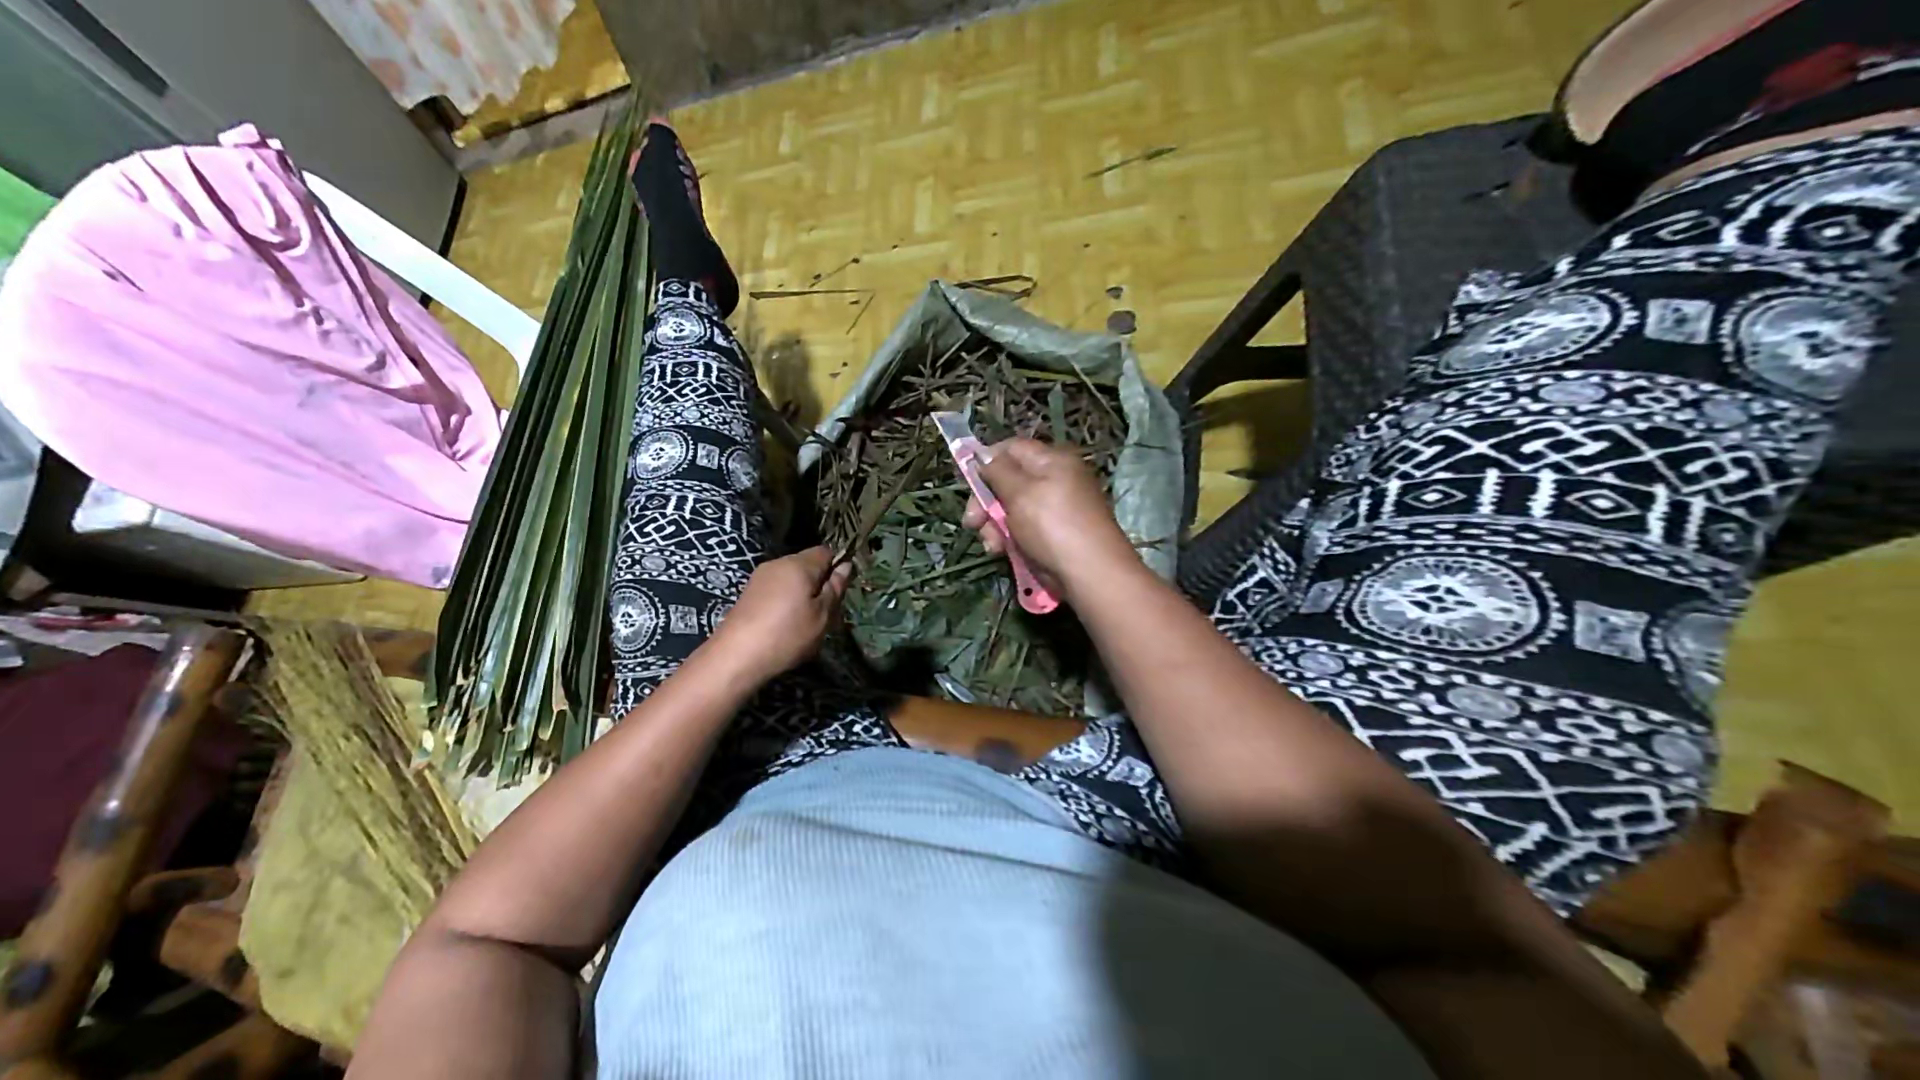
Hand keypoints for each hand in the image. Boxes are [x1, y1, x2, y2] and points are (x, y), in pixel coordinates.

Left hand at [703, 546, 850, 684]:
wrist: (736, 657)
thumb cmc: (787, 635)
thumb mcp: (822, 616)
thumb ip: (835, 588)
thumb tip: (845, 565)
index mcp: (799, 564)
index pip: (826, 552)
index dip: (837, 567)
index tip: (839, 592)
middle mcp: (777, 563)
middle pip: (807, 564)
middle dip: (818, 582)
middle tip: (824, 612)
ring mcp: (759, 577)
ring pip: (791, 578)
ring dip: (801, 593)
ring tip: (803, 621)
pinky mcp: (748, 593)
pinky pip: (776, 588)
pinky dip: (785, 601)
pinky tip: (783, 624)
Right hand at [962, 438, 1137, 596]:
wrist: (1089, 572)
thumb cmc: (1052, 525)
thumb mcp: (1020, 492)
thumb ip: (998, 471)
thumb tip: (985, 455)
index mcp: (1052, 460)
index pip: (1012, 448)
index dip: (987, 460)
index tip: (968, 480)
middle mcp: (1055, 480)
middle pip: (1008, 482)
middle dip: (986, 502)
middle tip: (972, 523)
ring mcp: (1055, 509)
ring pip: (1011, 510)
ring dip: (994, 526)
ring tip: (993, 546)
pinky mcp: (1053, 535)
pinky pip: (1024, 530)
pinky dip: (1010, 540)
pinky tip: (1003, 553)